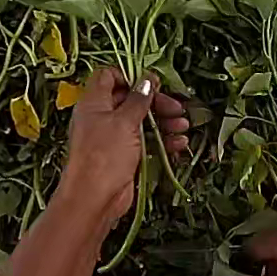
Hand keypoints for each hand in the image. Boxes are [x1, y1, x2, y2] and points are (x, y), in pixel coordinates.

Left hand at [56, 66, 189, 225]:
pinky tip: (178, 143)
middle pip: (130, 99)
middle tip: (176, 108)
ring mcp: (113, 137)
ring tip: (182, 126)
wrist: (95, 199)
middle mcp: (102, 117)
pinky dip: (162, 140)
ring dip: (164, 122)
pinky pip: (146, 141)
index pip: (108, 76)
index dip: (130, 76)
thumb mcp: (124, 121)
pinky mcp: (124, 155)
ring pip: (141, 121)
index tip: (152, 83)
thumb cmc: (104, 156)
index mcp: (94, 103)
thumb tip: (147, 80)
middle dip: (155, 102)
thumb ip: (138, 99)